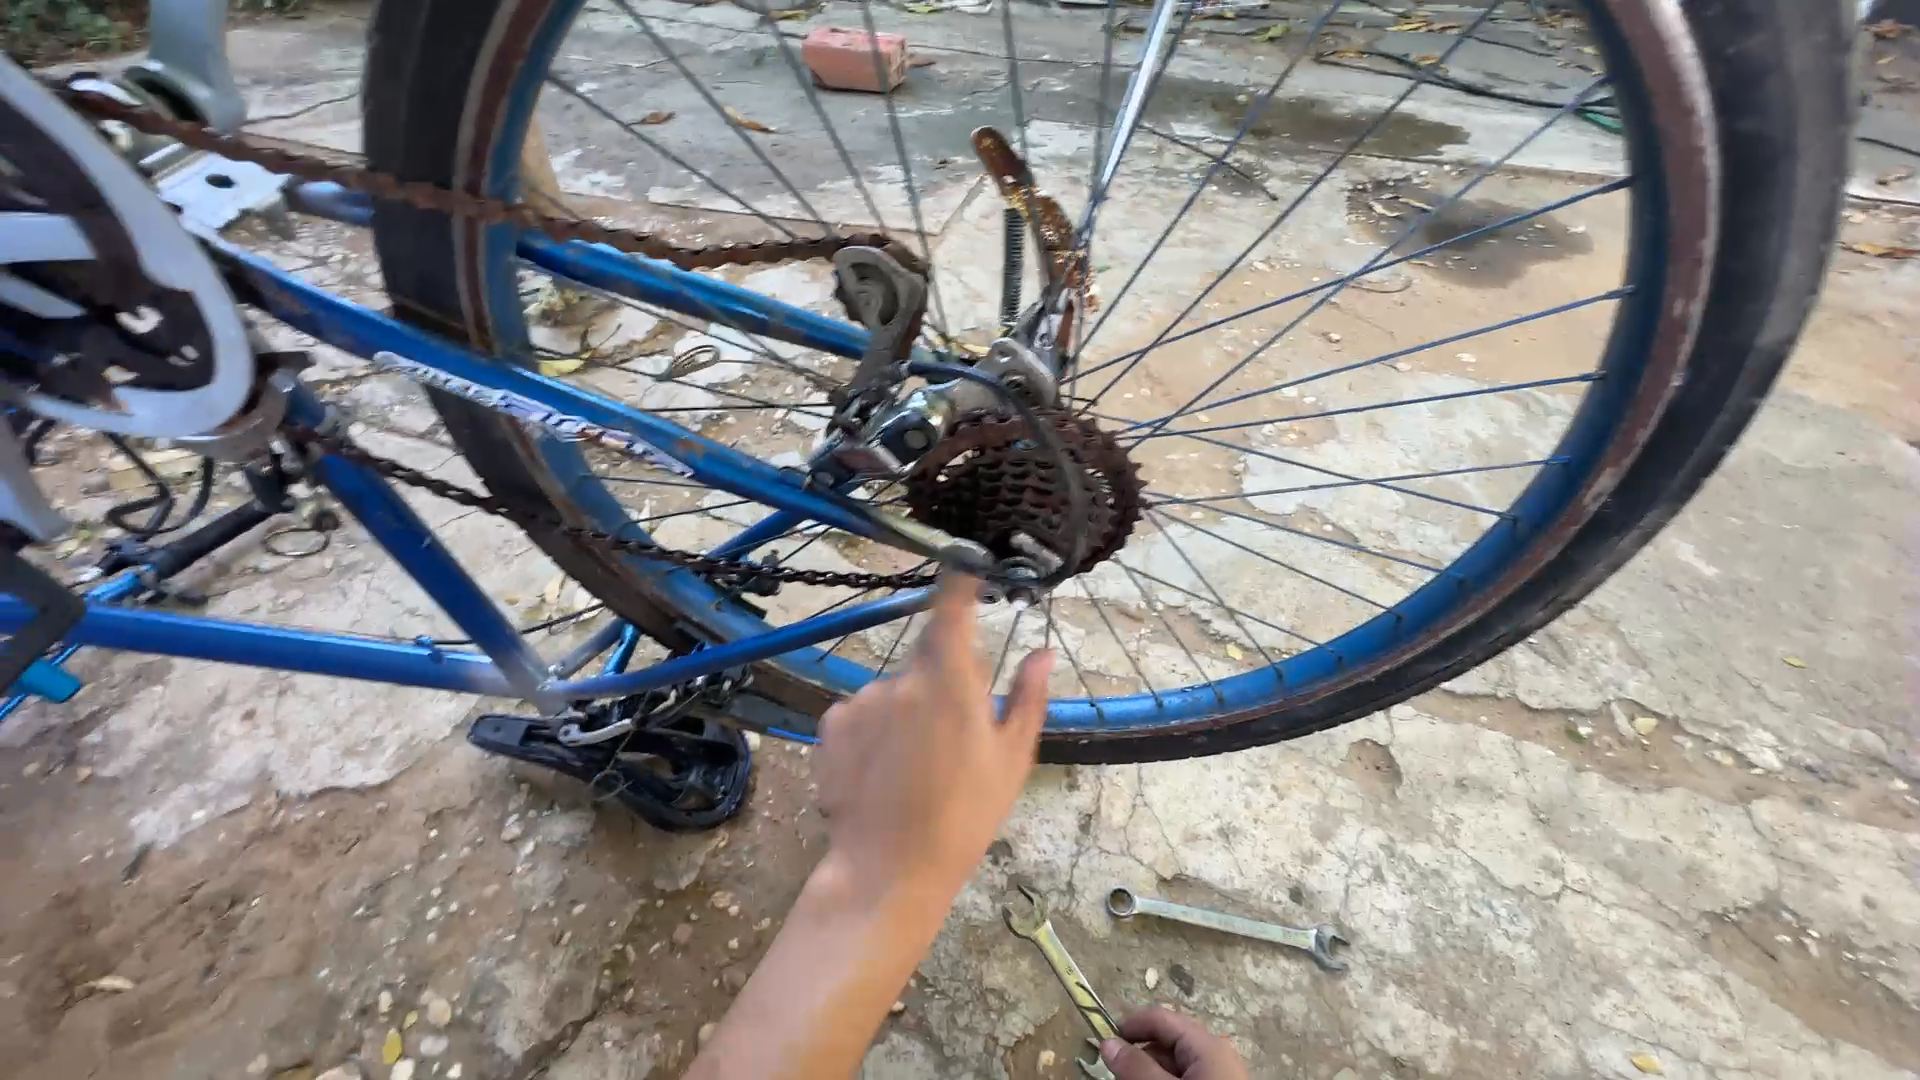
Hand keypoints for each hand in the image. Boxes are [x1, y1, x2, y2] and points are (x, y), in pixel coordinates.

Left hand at [813, 573, 1053, 895]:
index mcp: (950, 681)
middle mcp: (900, 678)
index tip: (968, 567)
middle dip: (941, 681)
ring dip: (905, 710)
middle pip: (926, 659)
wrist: (889, 869)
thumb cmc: (964, 815)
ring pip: (893, 689)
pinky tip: (879, 770)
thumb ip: (1028, 697)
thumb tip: (1042, 652)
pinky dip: (872, 729)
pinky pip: (860, 711)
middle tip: (952, 736)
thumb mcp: (1011, 760)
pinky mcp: (829, 724)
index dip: (960, 581)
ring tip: (912, 765)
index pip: (952, 608)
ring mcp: (860, 700)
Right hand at [1100, 1007, 1248, 1079]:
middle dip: (1140, 1058)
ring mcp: (1222, 1077)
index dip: (1129, 1026)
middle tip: (1118, 1076)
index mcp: (1207, 1045)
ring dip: (1152, 1076)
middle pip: (1167, 1043)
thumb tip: (1108, 1042)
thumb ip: (1136, 1068)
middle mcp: (1217, 1055)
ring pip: (1176, 1067)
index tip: (1104, 1045)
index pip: (1160, 1018)